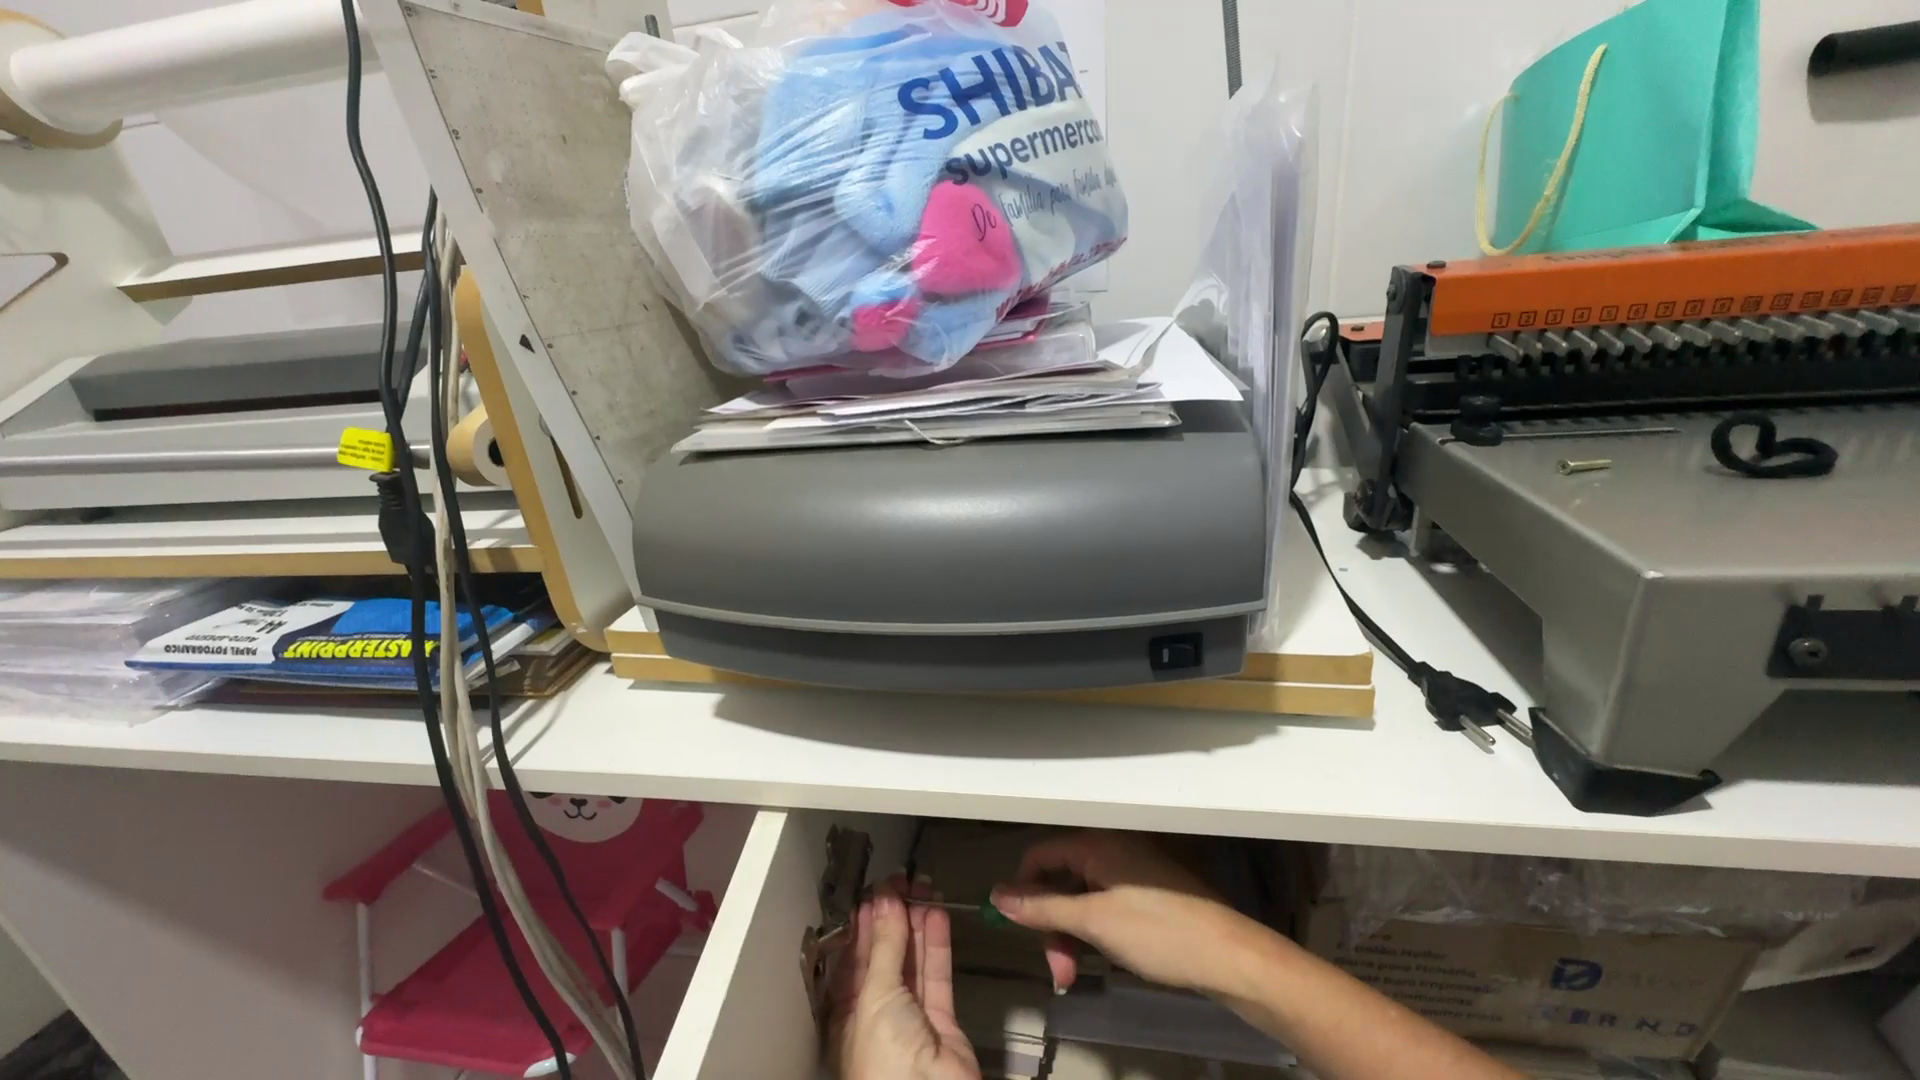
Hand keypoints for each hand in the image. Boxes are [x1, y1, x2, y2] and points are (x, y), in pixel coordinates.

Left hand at [832, 876, 980, 1079]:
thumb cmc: (882, 1061)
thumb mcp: (875, 995)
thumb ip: (885, 944)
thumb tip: (886, 898)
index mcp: (846, 1012)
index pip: (853, 956)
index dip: (864, 920)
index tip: (876, 888)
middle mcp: (876, 1012)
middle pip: (884, 954)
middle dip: (892, 916)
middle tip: (902, 879)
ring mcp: (910, 1016)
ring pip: (912, 959)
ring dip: (917, 923)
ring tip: (922, 887)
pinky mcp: (941, 1020)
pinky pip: (936, 974)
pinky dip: (937, 943)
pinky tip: (937, 914)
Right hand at [990, 830, 1265, 996]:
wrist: (1229, 957)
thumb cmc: (1159, 932)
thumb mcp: (1093, 922)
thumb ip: (1043, 908)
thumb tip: (998, 894)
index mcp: (1098, 845)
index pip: (1040, 855)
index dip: (1022, 890)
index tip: (1019, 929)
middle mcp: (1112, 850)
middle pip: (1060, 881)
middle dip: (1050, 925)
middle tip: (1057, 970)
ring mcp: (1132, 874)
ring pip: (1081, 900)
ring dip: (1071, 937)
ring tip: (1074, 975)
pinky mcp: (1148, 897)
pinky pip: (1104, 908)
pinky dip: (1094, 934)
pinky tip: (1100, 960)